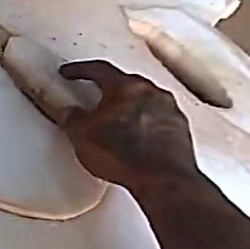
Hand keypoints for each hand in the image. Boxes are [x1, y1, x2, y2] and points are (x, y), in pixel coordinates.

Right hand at [21, 60, 197, 189]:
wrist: (161, 179)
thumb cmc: (125, 154)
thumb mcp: (81, 135)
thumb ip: (72, 118)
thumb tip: (71, 113)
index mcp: (126, 87)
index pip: (99, 69)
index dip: (80, 69)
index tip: (69, 72)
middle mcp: (152, 93)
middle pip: (125, 82)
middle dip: (107, 87)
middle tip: (93, 93)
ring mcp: (169, 111)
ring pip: (144, 100)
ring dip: (128, 106)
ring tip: (114, 121)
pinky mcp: (179, 131)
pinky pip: (158, 118)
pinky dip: (144, 123)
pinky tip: (134, 137)